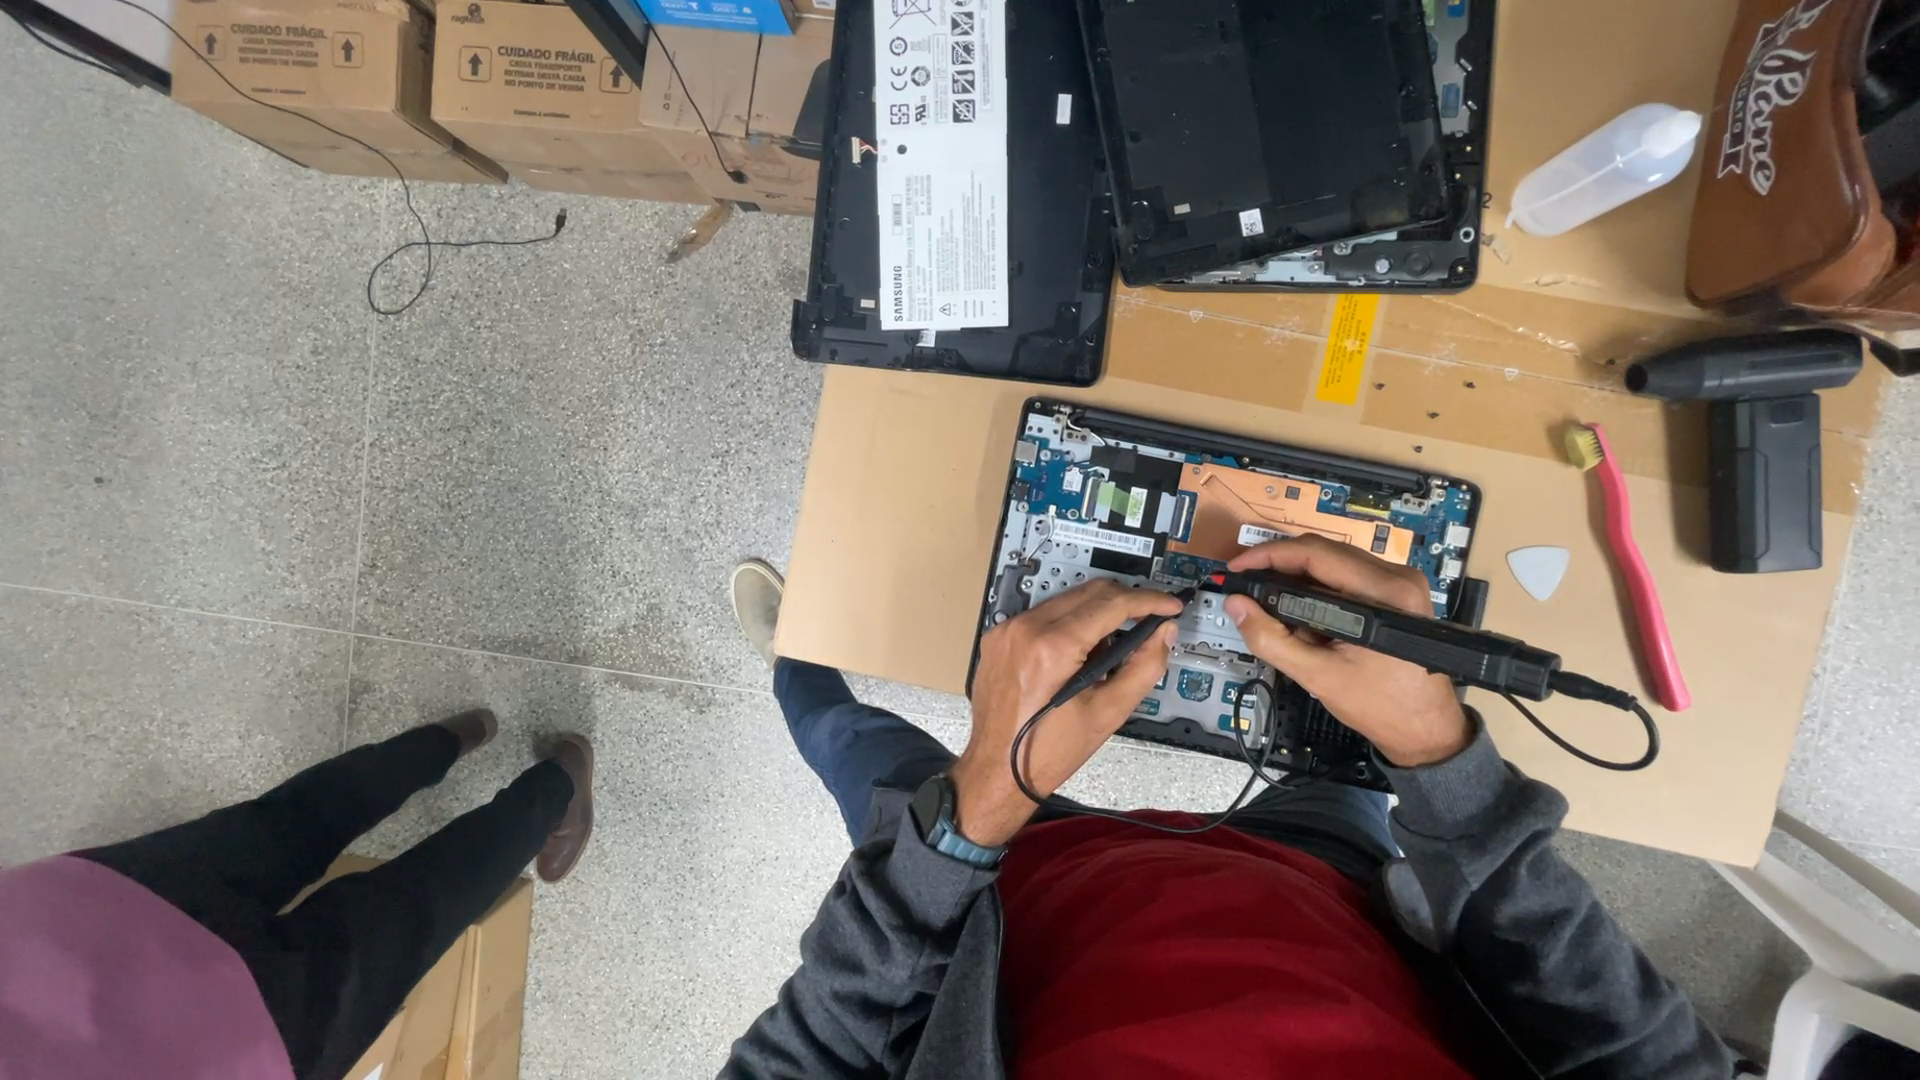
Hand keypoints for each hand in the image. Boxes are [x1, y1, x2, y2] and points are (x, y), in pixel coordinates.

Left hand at [952, 580, 1182, 845]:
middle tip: (1149, 622)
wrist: (997, 770)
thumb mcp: (1108, 713)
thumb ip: (1143, 667)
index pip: (1111, 604)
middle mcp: (1024, 629)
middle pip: (1089, 592)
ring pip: (1066, 599)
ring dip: (1096, 611)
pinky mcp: (998, 636)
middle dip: (1125, 601)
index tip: (1169, 605)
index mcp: (1051, 647)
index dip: (1148, 601)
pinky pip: (1042, 614)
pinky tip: (1079, 651)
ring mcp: (1006, 630)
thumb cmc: (1046, 751)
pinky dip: (1067, 622)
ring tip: (1112, 647)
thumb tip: (1163, 634)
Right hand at [1225, 535, 1470, 766]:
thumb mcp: (1316, 675)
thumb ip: (1271, 639)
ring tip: (1268, 599)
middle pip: (1323, 551)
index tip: (1237, 569)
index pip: (1315, 554)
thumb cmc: (1379, 705)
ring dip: (1296, 575)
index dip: (1268, 556)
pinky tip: (1299, 607)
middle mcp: (1398, 577)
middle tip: (1246, 583)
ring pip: (1332, 560)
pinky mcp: (1397, 590)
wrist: (1427, 728)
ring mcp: (1400, 581)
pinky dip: (1316, 585)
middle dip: (1278, 564)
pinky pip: (1345, 573)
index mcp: (1384, 593)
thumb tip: (1235, 605)